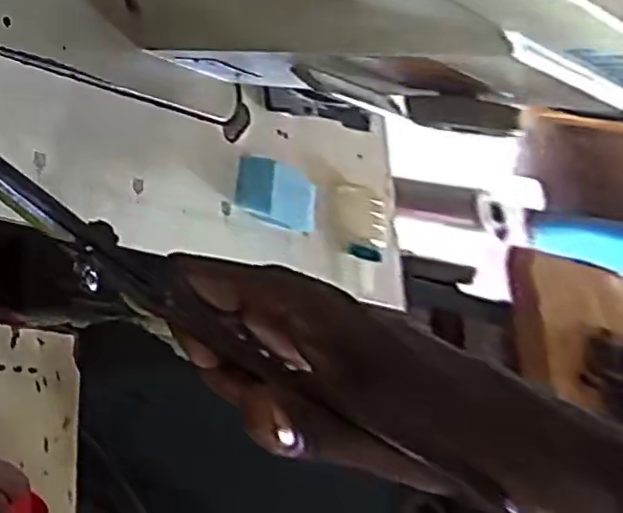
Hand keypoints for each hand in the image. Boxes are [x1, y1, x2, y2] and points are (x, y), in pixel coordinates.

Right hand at [167, 255, 462, 494]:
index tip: (209, 363)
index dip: (181, 318)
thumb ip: (301, 426)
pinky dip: (271, 373)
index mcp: (287, 296)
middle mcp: (290, 293)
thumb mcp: (372, 437)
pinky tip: (310, 403)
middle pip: (206, 307)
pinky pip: (267, 340)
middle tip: (260, 402)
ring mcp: (308, 311)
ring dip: (247, 371)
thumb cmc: (451, 428)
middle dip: (218, 358)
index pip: (188, 275)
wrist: (537, 442)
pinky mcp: (323, 330)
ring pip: (235, 329)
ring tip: (294, 409)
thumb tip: (249, 412)